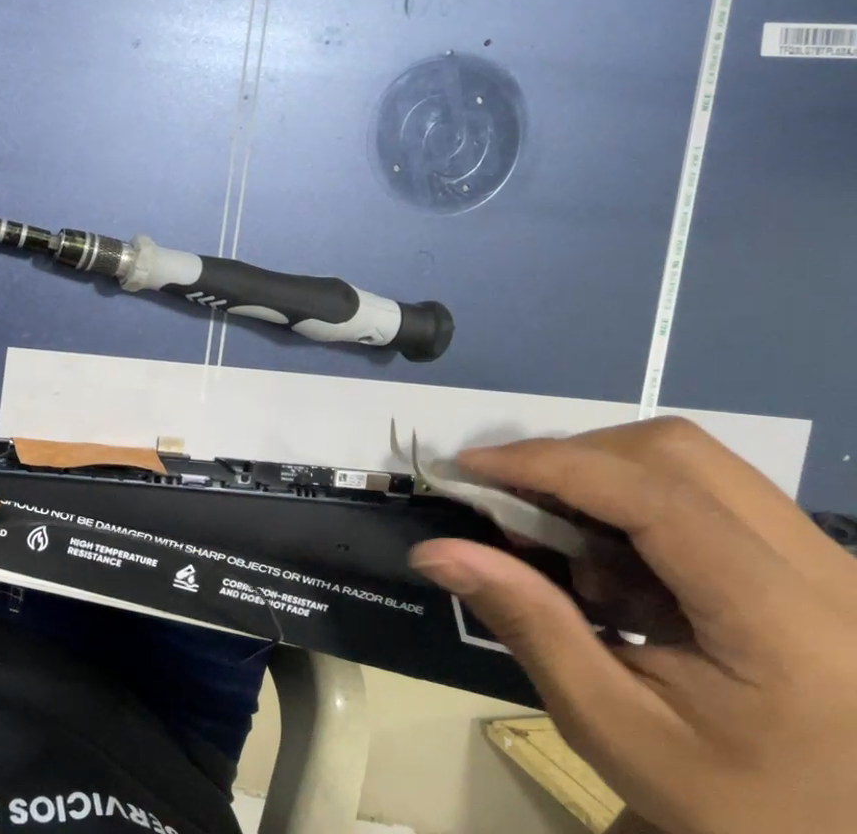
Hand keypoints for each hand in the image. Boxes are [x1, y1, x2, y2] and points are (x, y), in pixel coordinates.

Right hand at [409, 419, 856, 833]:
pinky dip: (634, 503)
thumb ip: (529, 624)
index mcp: (786, 626)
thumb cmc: (723, 796)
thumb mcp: (611, 724)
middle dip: (572, 461)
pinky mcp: (816, 566)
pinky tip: (611, 566)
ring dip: (600, 480)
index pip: (660, 500)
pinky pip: (711, 493)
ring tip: (559, 543)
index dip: (553, 465)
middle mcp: (830, 575)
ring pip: (694, 464)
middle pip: (680, 456)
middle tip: (507, 506)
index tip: (467, 468)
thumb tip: (435, 551)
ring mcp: (831, 565)